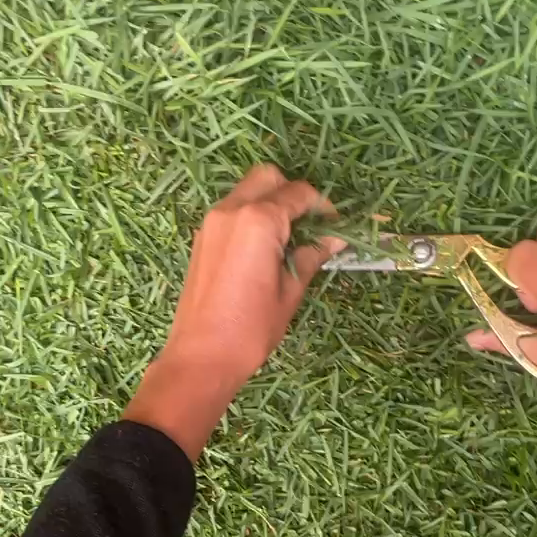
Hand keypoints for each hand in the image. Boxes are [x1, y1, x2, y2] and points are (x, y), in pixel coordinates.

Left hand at [124, 165, 341, 459]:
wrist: (201, 357)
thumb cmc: (250, 329)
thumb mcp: (290, 292)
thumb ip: (310, 257)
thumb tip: (334, 240)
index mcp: (258, 221)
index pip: (299, 194)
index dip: (322, 206)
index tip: (335, 224)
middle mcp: (232, 210)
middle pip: (268, 178)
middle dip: (293, 193)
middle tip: (310, 225)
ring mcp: (212, 222)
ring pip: (247, 191)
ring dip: (270, 202)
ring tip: (289, 239)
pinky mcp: (202, 238)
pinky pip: (232, 211)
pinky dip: (252, 215)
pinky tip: (265, 247)